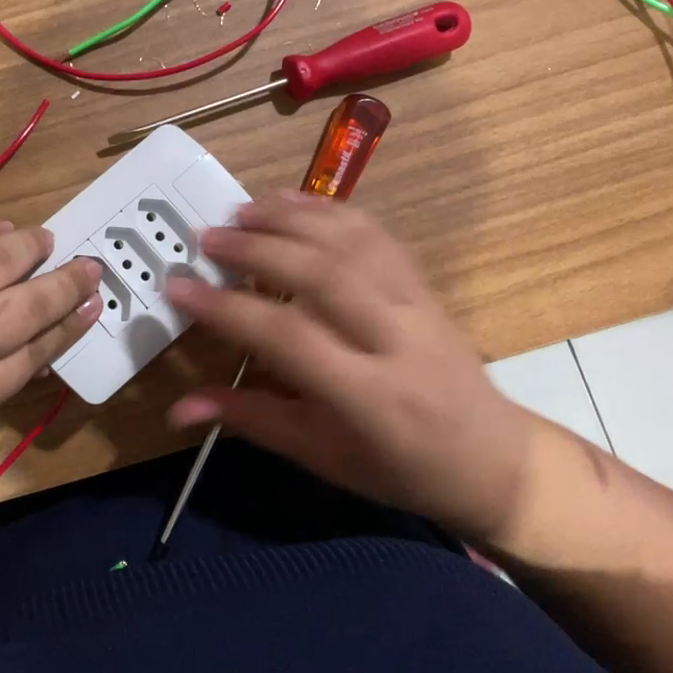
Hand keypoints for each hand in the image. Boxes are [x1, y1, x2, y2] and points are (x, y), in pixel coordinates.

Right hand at [166, 193, 532, 540]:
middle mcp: (397, 342)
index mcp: (369, 397)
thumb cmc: (398, 469)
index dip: (229, 309)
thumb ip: (250, 419)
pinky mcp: (425, 286)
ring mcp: (417, 306)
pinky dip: (331, 211)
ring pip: (353, 245)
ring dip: (292, 218)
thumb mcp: (321, 456)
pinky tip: (293, 203)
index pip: (289, 338)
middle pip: (324, 275)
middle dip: (258, 249)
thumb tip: (177, 409)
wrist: (494, 460)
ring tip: (241, 211)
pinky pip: (379, 236)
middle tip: (206, 238)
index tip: (179, 287)